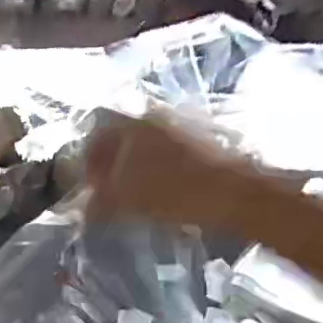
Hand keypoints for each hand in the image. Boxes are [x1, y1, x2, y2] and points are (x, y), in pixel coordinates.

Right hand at [86, 115, 280, 238]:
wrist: (238, 193)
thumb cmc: (177, 193)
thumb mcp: (129, 201)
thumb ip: (101, 201)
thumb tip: (84, 206)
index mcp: (134, 123)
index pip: (97, 139)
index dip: (88, 166)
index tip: (89, 190)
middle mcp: (157, 116)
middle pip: (122, 141)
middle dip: (112, 168)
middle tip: (110, 196)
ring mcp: (183, 125)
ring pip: (146, 147)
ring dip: (135, 170)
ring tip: (135, 199)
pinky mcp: (203, 139)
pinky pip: (168, 154)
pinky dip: (158, 171)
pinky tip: (161, 193)